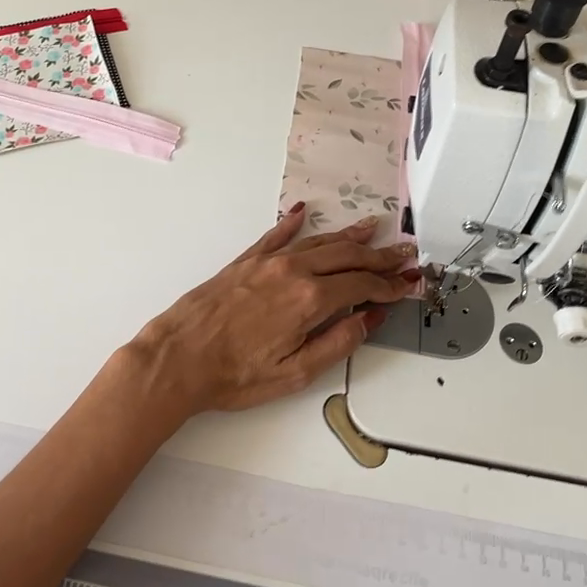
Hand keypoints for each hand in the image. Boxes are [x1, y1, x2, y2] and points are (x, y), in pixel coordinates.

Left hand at [121, 206, 421, 418]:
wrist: (178, 356)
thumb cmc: (233, 374)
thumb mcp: (296, 373)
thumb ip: (338, 342)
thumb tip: (368, 318)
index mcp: (309, 300)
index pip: (362, 284)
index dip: (389, 284)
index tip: (408, 283)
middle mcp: (292, 272)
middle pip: (346, 256)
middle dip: (379, 255)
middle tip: (404, 252)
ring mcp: (267, 262)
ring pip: (318, 242)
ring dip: (348, 236)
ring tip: (373, 229)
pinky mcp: (245, 261)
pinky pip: (276, 235)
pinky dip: (294, 223)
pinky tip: (304, 213)